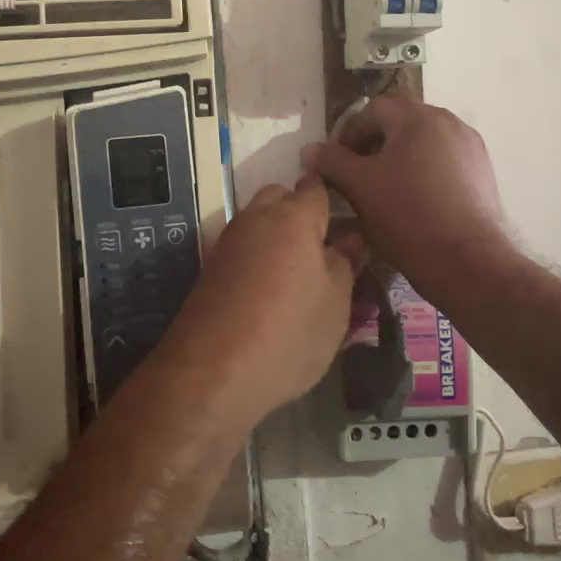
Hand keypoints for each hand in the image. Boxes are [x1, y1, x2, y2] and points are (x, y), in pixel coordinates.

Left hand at [158, 175, 362, 422]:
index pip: (315, 188)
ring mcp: (227, 242)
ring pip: (257, 222)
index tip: (346, 223)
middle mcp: (255, 218)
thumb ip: (344, 264)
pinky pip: (241, 249)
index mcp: (293, 217)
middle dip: (298, 213)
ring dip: (275, 236)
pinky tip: (267, 292)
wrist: (213, 371)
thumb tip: (350, 237)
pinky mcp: (210, 268)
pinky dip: (255, 258)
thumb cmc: (288, 334)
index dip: (332, 200)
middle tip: (321, 251)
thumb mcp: (335, 304)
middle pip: (279, 198)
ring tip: (297, 276)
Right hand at [301, 94, 507, 292]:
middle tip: (356, 175)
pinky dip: (424, 173)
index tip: (336, 162)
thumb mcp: (359, 187)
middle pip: (401, 123)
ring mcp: (470, 147)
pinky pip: (444, 162)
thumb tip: (310, 150)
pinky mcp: (483, 174)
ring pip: (424, 144)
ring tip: (384, 190)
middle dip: (374, 145)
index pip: (374, 108)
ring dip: (399, 159)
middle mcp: (449, 122)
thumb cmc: (407, 215)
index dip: (349, 132)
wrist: (466, 260)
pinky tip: (414, 203)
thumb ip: (332, 162)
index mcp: (418, 117)